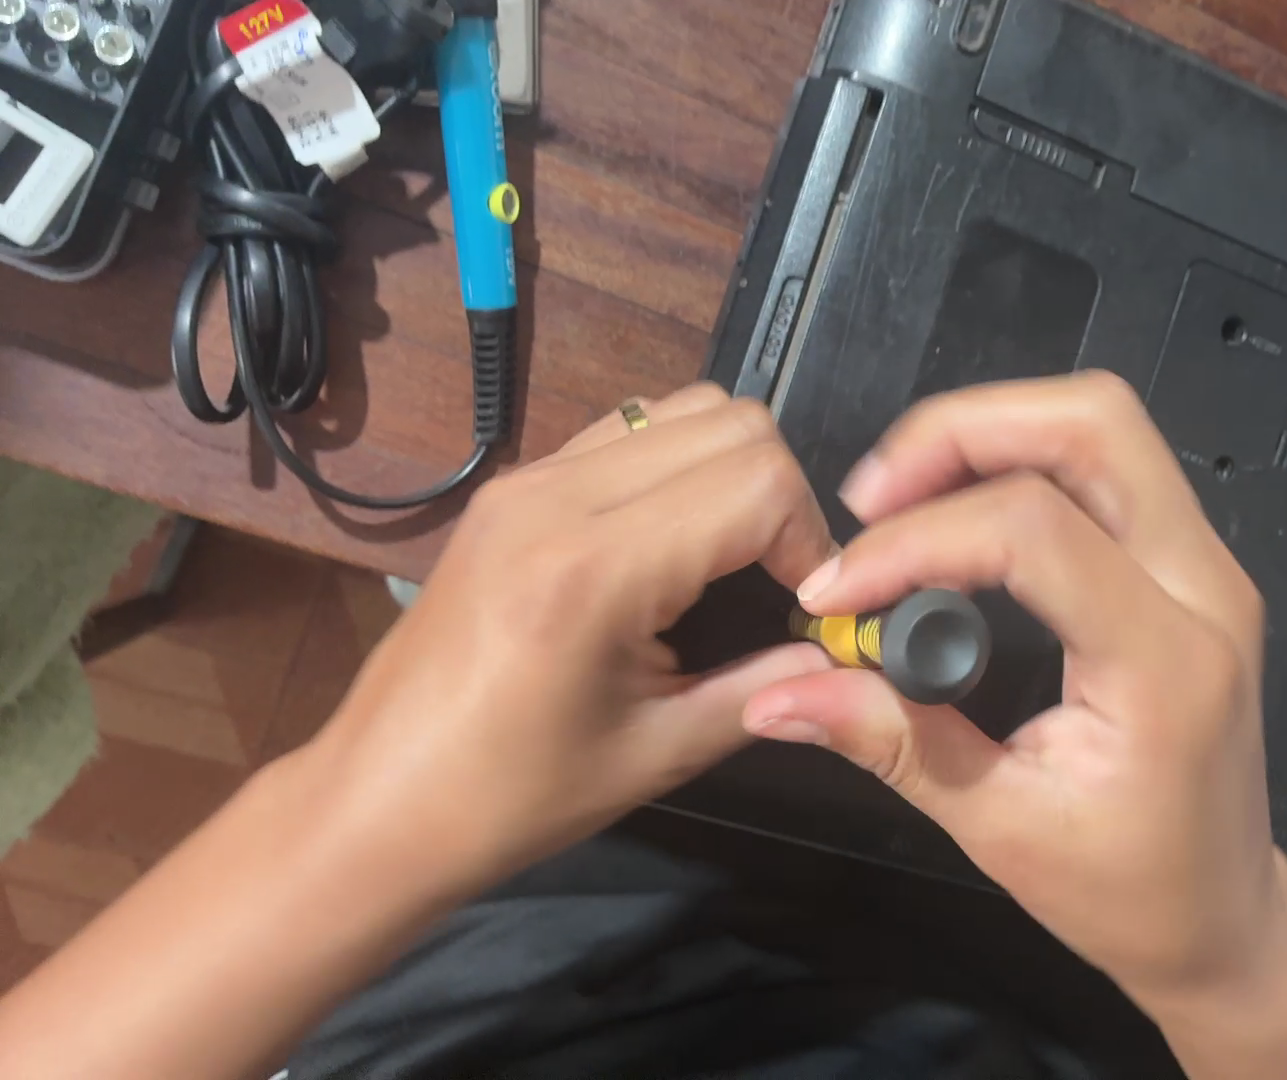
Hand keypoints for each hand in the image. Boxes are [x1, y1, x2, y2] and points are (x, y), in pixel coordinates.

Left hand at [304, 383, 836, 893]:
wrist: (373, 802)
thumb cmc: (516, 795)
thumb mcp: (665, 752)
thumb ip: (774, 685)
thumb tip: (845, 653)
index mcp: (596, 568)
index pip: (759, 484)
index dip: (811, 539)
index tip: (808, 606)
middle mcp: (560, 493)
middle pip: (737, 424)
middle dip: (785, 498)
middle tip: (780, 576)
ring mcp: (533, 474)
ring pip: (693, 408)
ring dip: (740, 471)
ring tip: (737, 551)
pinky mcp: (520, 479)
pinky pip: (639, 426)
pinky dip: (690, 462)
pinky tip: (680, 534)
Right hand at [741, 371, 1286, 1007]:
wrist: (1224, 913)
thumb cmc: (1126, 891)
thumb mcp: (999, 826)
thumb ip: (891, 740)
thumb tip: (782, 695)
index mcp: (1165, 662)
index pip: (1034, 533)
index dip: (914, 543)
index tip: (836, 593)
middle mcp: (1204, 584)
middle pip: (1093, 424)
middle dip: (962, 431)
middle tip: (872, 495)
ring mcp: (1207, 563)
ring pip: (1102, 427)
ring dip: (990, 434)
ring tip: (902, 496)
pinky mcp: (1189, 563)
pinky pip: (1105, 467)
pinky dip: (1020, 461)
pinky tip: (960, 511)